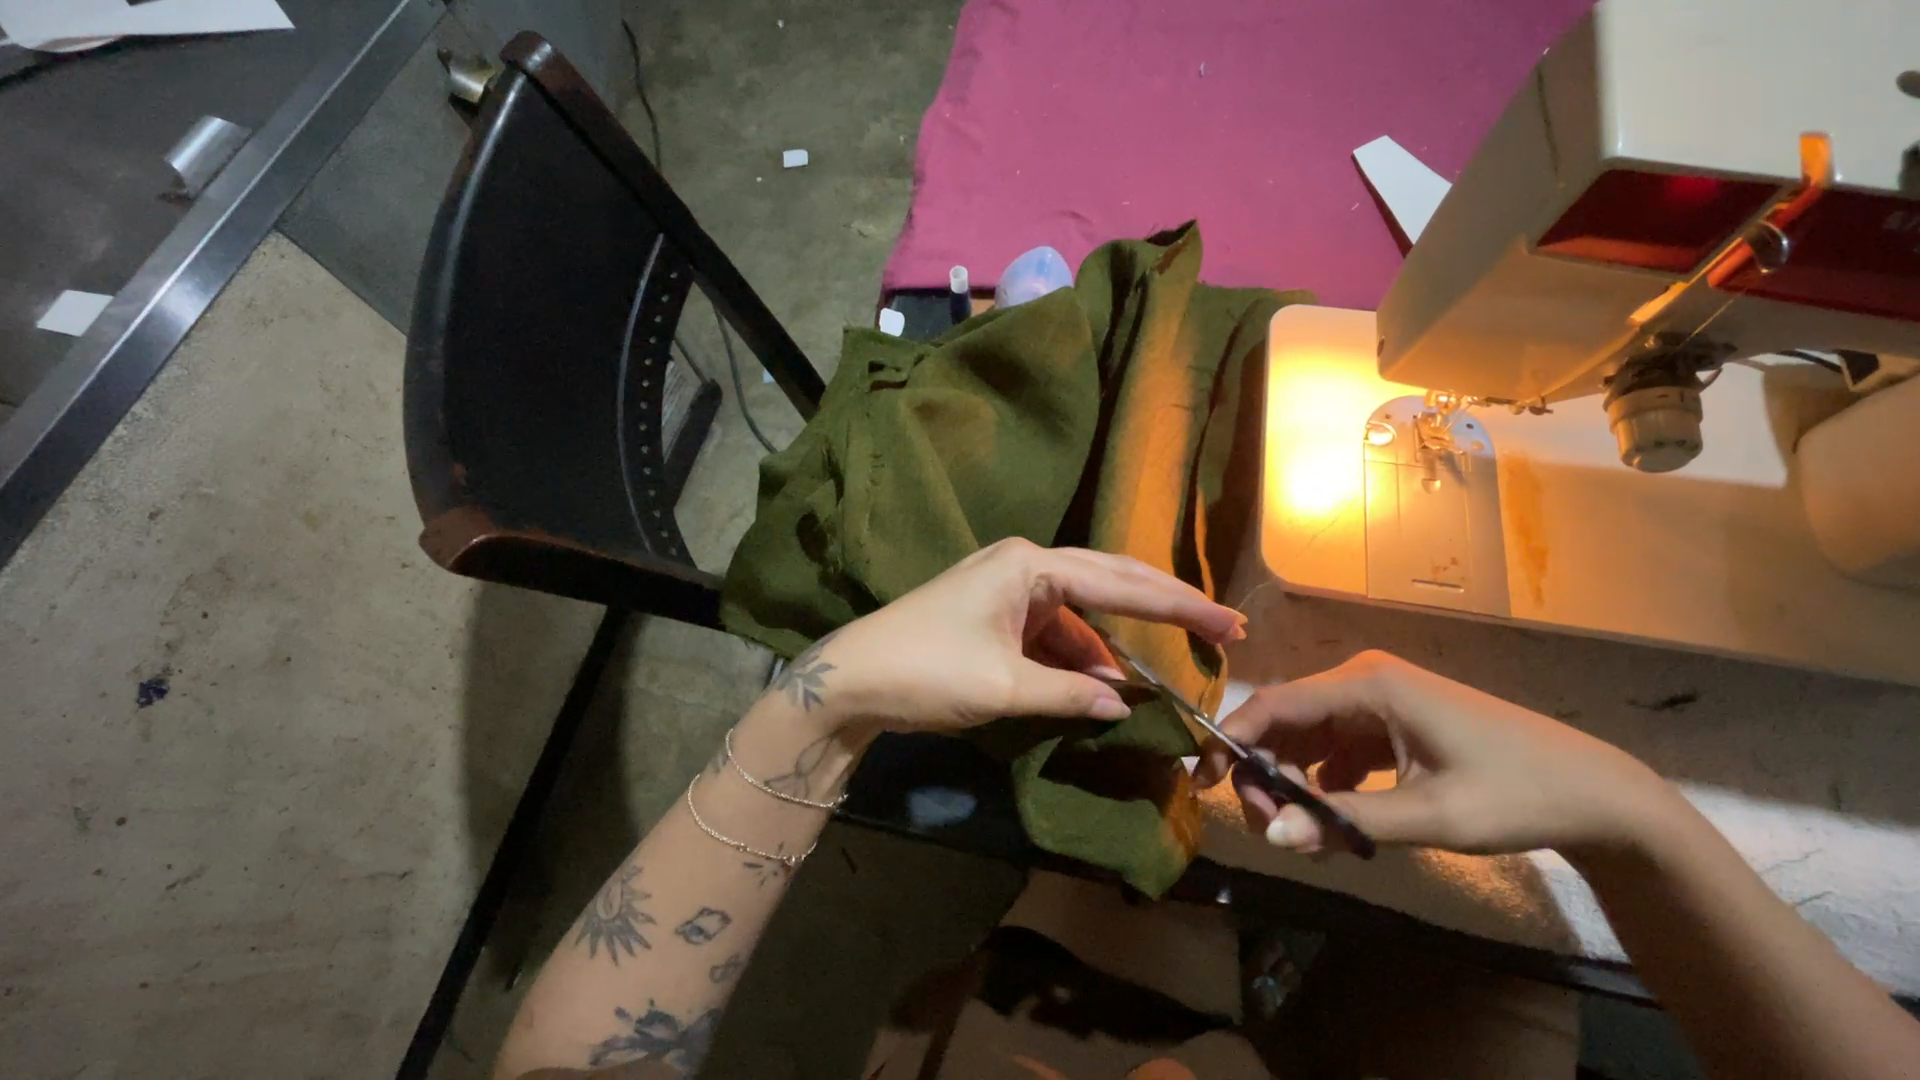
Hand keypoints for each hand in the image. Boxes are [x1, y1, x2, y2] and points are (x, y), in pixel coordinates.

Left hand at [773, 539, 1244, 737]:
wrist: (852, 679)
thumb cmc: (926, 671)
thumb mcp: (1004, 686)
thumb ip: (1070, 692)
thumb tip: (1124, 703)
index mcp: (1030, 566)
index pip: (1119, 583)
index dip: (1177, 605)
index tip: (1227, 623)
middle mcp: (1025, 566)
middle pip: (1109, 583)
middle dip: (1163, 608)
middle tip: (1221, 629)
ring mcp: (1009, 590)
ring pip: (1082, 614)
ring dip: (1116, 646)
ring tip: (1166, 674)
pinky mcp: (997, 616)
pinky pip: (1054, 633)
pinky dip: (1080, 659)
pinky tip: (1104, 685)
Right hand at [1193, 650, 1678, 857]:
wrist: (1596, 794)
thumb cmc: (1517, 793)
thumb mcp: (1431, 815)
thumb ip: (1346, 822)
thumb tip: (1272, 837)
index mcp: (1368, 684)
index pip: (1274, 705)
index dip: (1231, 742)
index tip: (1201, 783)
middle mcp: (1363, 681)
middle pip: (1285, 722)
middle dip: (1267, 773)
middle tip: (1276, 830)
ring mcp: (1376, 701)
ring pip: (1306, 739)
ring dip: (1295, 783)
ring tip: (1309, 835)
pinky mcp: (1388, 724)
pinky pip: (1334, 750)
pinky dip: (1324, 785)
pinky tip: (1337, 824)